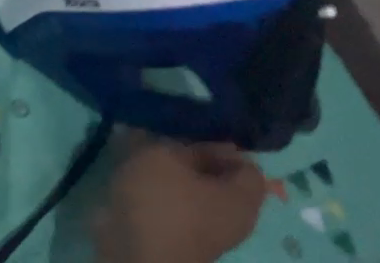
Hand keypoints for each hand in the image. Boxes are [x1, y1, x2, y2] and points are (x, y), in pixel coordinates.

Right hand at [95, 132, 266, 262]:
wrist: (138, 250)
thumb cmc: (161, 200)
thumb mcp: (167, 156)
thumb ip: (183, 143)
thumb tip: (191, 140)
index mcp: (242, 199)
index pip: (248, 165)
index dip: (223, 144)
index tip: (191, 128)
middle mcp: (231, 215)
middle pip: (218, 175)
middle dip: (190, 153)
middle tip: (160, 134)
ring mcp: (204, 226)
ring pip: (191, 186)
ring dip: (167, 166)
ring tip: (137, 147)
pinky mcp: (176, 229)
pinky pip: (171, 198)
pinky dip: (155, 183)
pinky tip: (131, 169)